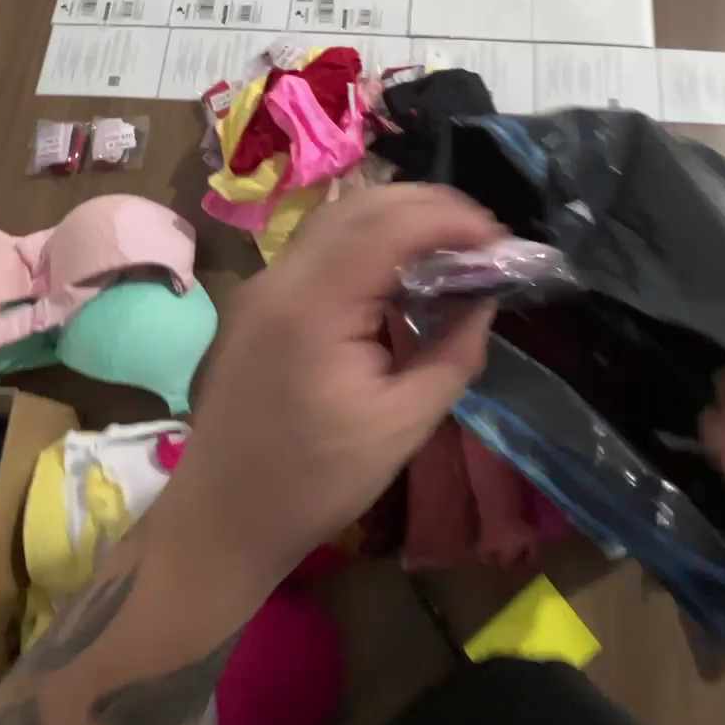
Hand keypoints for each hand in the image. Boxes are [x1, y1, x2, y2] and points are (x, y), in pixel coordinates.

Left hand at [155, 185, 502, 583]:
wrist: (223, 518)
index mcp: (312, 307)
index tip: (501, 243)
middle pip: (361, 206)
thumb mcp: (404, 426)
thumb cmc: (315, 483)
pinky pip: (321, 248)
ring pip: (338, 219)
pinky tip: (402, 272)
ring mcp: (263, 285)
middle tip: (484, 239)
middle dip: (430, 208)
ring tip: (452, 248)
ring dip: (399, 220)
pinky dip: (370, 243)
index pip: (389, 226)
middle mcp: (280, 278)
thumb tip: (483, 301)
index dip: (452, 220)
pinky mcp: (260, 300)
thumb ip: (453, 354)